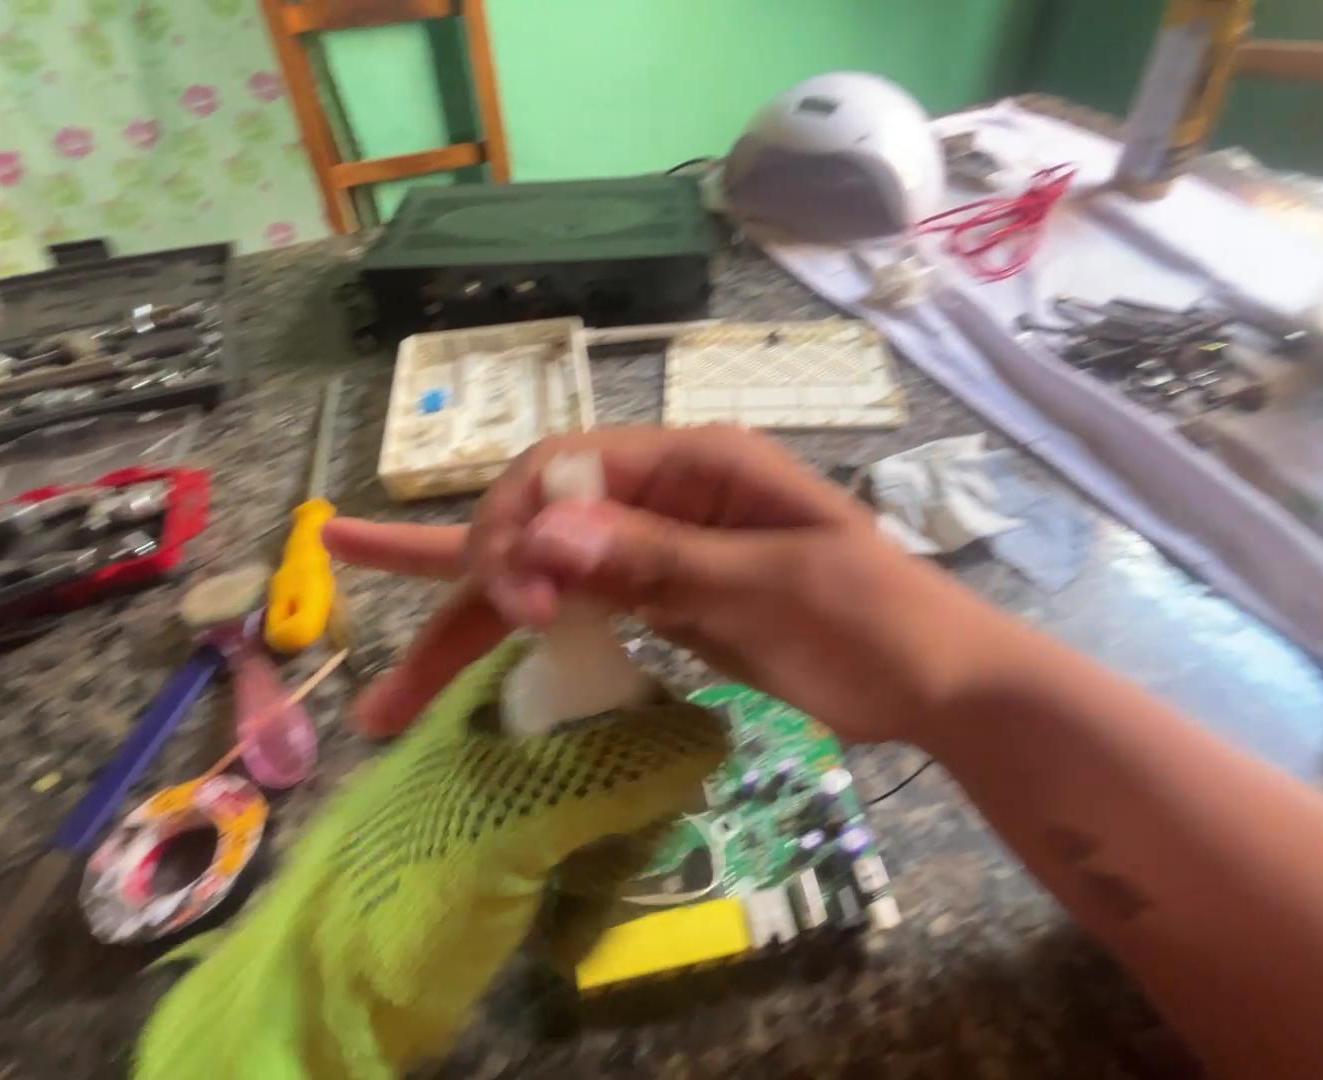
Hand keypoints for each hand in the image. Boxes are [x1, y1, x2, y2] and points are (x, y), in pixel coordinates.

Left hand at [136, 639, 727, 1078]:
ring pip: (619, 793)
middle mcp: (518, 726)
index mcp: (500, 689)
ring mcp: (525, 788)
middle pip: (624, 733)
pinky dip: (599, 881)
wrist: (329, 996)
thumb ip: (610, 767)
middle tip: (619, 850)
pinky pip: (599, 841)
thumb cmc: (409, 884)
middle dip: (636, 799)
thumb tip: (713, 733)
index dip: (644, 705)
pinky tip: (574, 924)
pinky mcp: (532, 842)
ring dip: (619, 851)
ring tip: (582, 902)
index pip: (603, 660)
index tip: (667, 769)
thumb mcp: (509, 817)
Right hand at [326, 427, 1019, 745]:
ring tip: (387, 699)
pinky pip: (575, 609)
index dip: (521, 531)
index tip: (519, 607)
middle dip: (473, 586)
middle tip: (418, 673)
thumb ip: (660, 561)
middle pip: (537, 522)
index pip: (566, 471)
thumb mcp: (777, 586)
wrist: (935, 683)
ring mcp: (656, 551)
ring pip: (543, 575)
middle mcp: (662, 495)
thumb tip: (539, 539)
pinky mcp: (658, 601)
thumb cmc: (878, 624)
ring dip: (467, 630)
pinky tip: (457, 654)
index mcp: (696, 464)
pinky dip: (519, 636)